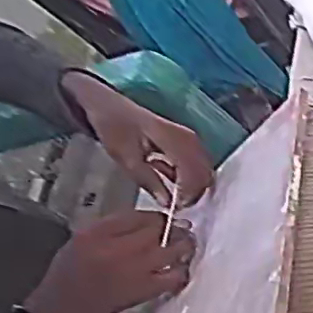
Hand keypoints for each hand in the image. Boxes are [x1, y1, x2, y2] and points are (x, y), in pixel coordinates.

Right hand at [22, 210, 194, 312]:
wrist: (70, 304)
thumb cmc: (73, 272)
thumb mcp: (82, 239)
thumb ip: (112, 227)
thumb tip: (146, 222)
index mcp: (97, 233)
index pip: (135, 216)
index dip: (155, 216)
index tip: (163, 218)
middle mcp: (117, 248)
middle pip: (157, 230)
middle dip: (173, 228)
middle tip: (181, 229)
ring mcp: (136, 269)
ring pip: (172, 250)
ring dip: (184, 245)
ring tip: (187, 244)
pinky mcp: (149, 288)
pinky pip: (176, 275)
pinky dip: (182, 269)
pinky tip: (180, 267)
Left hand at [61, 72, 215, 205]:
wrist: (108, 104)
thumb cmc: (114, 126)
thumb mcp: (126, 158)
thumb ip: (149, 182)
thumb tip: (167, 204)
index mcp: (174, 139)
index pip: (193, 174)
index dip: (187, 194)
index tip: (174, 207)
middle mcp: (190, 140)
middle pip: (204, 175)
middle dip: (192, 193)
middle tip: (173, 202)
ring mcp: (193, 141)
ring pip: (205, 173)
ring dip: (190, 185)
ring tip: (165, 181)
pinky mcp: (191, 143)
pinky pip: (199, 166)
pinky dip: (189, 176)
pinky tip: (168, 171)